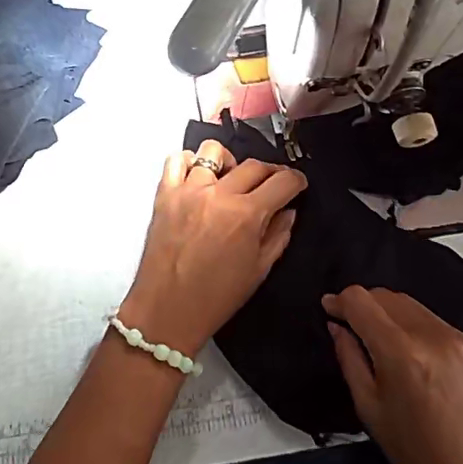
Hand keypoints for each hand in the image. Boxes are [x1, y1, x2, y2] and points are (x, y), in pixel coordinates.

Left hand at [118, 139, 306, 356]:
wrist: (167, 311)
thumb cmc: (214, 298)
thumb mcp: (258, 270)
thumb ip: (278, 235)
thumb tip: (287, 212)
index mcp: (247, 215)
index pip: (282, 182)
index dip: (297, 181)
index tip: (297, 185)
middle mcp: (219, 196)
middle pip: (254, 165)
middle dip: (271, 172)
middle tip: (272, 184)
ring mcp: (189, 192)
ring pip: (214, 152)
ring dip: (230, 161)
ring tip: (231, 178)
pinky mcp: (165, 195)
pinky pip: (176, 160)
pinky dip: (190, 161)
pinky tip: (199, 177)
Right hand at [325, 286, 462, 463]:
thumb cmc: (422, 456)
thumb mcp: (370, 410)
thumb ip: (350, 360)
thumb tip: (339, 328)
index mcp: (401, 353)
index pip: (361, 301)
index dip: (340, 301)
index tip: (329, 310)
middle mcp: (431, 335)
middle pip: (386, 295)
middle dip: (362, 304)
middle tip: (347, 325)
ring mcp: (457, 337)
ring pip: (410, 304)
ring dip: (386, 312)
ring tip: (375, 339)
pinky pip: (432, 321)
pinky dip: (411, 325)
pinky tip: (407, 352)